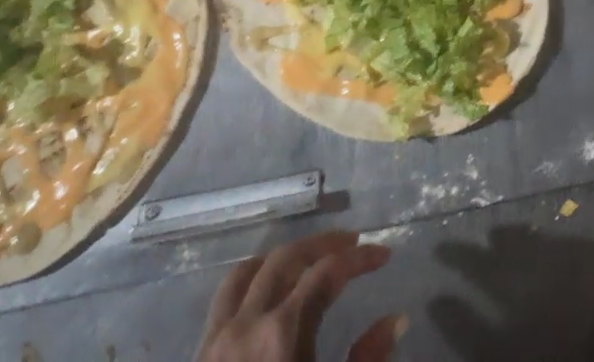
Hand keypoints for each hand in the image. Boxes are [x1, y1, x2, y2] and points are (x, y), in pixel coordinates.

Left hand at [197, 232, 403, 361]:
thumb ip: (368, 360)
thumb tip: (395, 320)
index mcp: (285, 332)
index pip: (328, 271)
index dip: (360, 258)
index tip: (385, 255)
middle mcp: (247, 324)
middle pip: (286, 259)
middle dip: (322, 244)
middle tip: (351, 244)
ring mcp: (215, 341)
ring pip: (244, 274)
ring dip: (280, 258)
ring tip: (305, 260)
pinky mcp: (197, 359)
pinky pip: (222, 302)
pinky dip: (249, 283)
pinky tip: (265, 297)